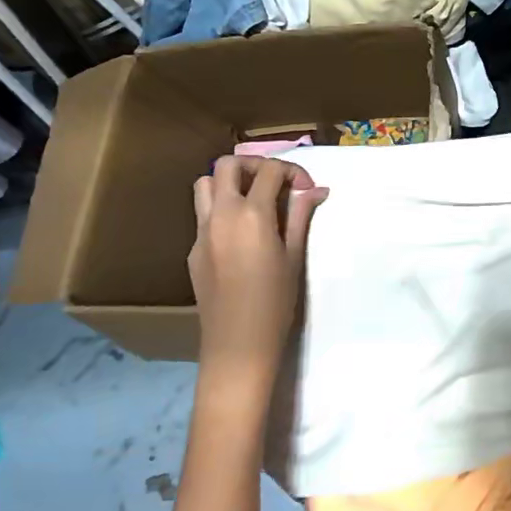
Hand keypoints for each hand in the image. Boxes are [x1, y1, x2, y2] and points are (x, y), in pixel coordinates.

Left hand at [188, 157, 328, 373]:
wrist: (237, 345)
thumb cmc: (275, 302)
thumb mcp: (295, 256)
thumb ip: (301, 216)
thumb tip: (317, 189)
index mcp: (251, 214)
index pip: (270, 171)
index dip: (292, 171)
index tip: (306, 188)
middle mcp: (222, 214)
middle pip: (228, 165)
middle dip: (254, 166)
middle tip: (275, 184)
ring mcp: (202, 231)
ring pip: (205, 184)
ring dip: (228, 182)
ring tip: (252, 200)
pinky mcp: (193, 249)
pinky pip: (203, 214)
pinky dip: (221, 209)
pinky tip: (240, 234)